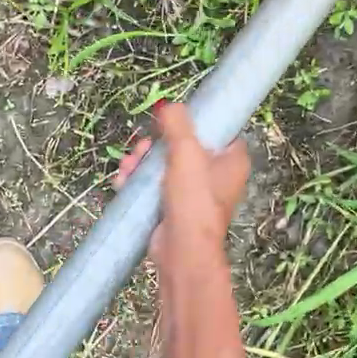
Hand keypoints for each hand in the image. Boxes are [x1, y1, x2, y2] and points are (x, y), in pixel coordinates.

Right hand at [117, 103, 252, 357]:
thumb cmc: (193, 200)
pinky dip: (139, 183)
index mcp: (232, 160)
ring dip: (142, 164)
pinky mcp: (173, 210)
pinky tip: (124, 182)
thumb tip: (166, 105)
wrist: (182, 252)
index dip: (192, 124)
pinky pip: (154, 188)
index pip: (217, 131)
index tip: (169, 123)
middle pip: (182, 147)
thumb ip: (176, 124)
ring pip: (164, 167)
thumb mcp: (186, 152)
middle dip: (154, 146)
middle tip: (140, 149)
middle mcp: (217, 177)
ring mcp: (194, 196)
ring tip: (128, 168)